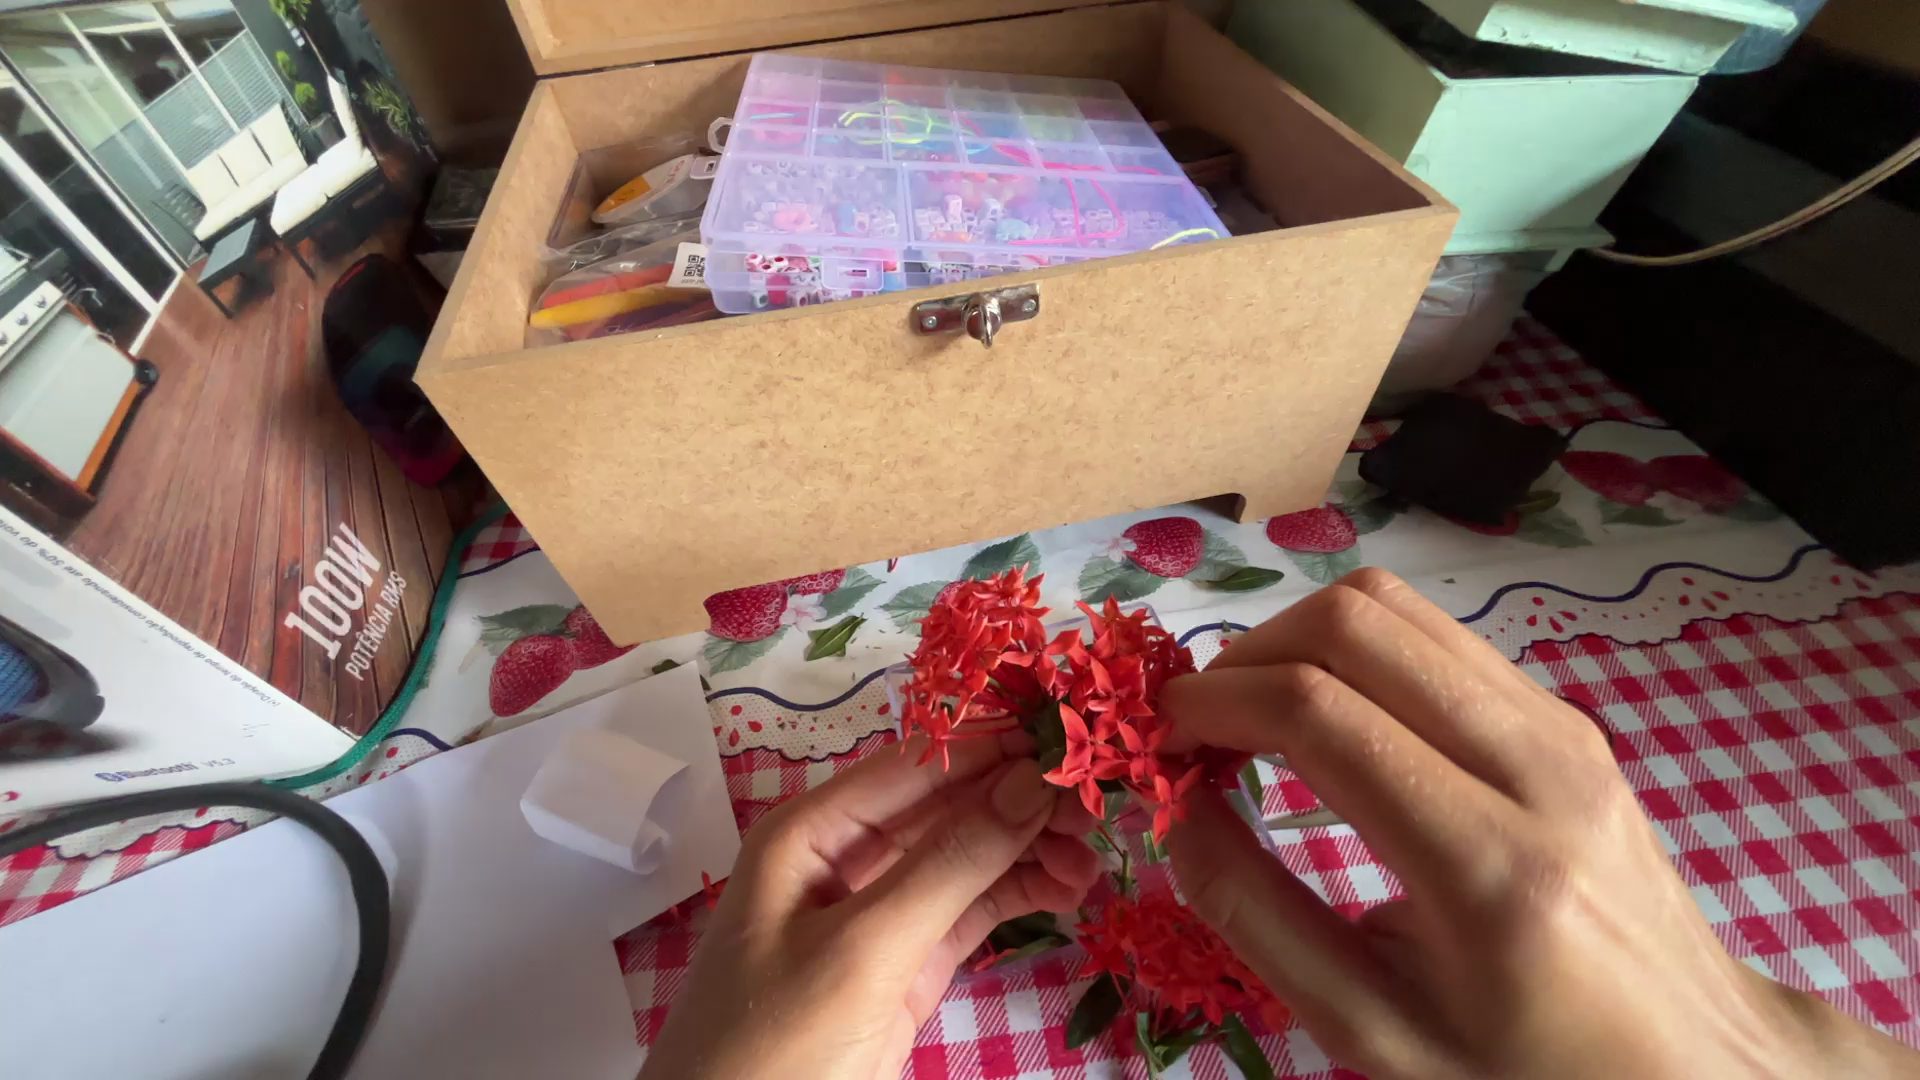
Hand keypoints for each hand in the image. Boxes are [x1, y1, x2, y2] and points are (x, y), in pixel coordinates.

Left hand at [642, 731, 1101, 1079]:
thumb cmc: (777, 1048)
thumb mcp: (864, 950)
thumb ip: (950, 862)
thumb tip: (1032, 780)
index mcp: (815, 827)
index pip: (919, 764)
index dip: (994, 747)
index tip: (1069, 743)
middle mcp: (849, 852)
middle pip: (949, 805)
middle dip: (1020, 803)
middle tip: (1094, 809)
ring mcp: (881, 907)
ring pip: (968, 855)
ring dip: (1029, 850)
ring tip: (1091, 858)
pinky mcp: (907, 958)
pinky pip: (971, 906)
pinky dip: (1020, 894)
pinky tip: (1066, 889)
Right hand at [1163, 568, 1919, 1079]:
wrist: (1700, 1068)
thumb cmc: (1521, 1066)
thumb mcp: (1364, 1028)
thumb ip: (1249, 910)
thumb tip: (1175, 802)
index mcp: (1488, 867)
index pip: (1315, 711)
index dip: (1212, 703)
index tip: (1164, 734)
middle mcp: (1535, 764)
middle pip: (1346, 626)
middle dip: (1241, 656)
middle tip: (1202, 719)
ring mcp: (1555, 721)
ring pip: (1381, 602)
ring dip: (1286, 638)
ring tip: (1252, 705)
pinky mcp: (1553, 706)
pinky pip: (1417, 626)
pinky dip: (1338, 642)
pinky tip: (1321, 704)